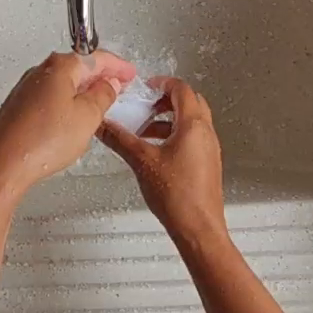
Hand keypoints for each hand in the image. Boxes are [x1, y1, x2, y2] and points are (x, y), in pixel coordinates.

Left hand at [0, 51, 136, 198]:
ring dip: (83, 89)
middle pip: (77, 66)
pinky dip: (66, 101)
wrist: (3, 165)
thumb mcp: (87, 117)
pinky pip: (50, 97)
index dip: (117, 65)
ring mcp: (26, 89)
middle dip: (100, 75)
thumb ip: (103, 96)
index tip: (128, 72)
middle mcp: (40, 73)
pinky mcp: (19, 107)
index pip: (96, 57)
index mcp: (59, 68)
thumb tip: (109, 85)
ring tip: (99, 103)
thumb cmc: (39, 141)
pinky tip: (71, 118)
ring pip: (63, 82)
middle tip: (118, 84)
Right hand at [98, 78, 226, 246]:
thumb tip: (102, 125)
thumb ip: (120, 139)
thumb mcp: (141, 160)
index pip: (182, 89)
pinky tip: (155, 150)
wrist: (198, 229)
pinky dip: (174, 135)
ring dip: (169, 119)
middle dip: (166, 100)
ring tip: (145, 129)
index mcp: (193, 125)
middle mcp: (206, 133)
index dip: (162, 83)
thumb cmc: (177, 196)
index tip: (146, 87)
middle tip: (146, 105)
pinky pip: (192, 138)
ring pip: (191, 121)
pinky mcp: (207, 164)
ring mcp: (209, 149)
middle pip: (190, 102)